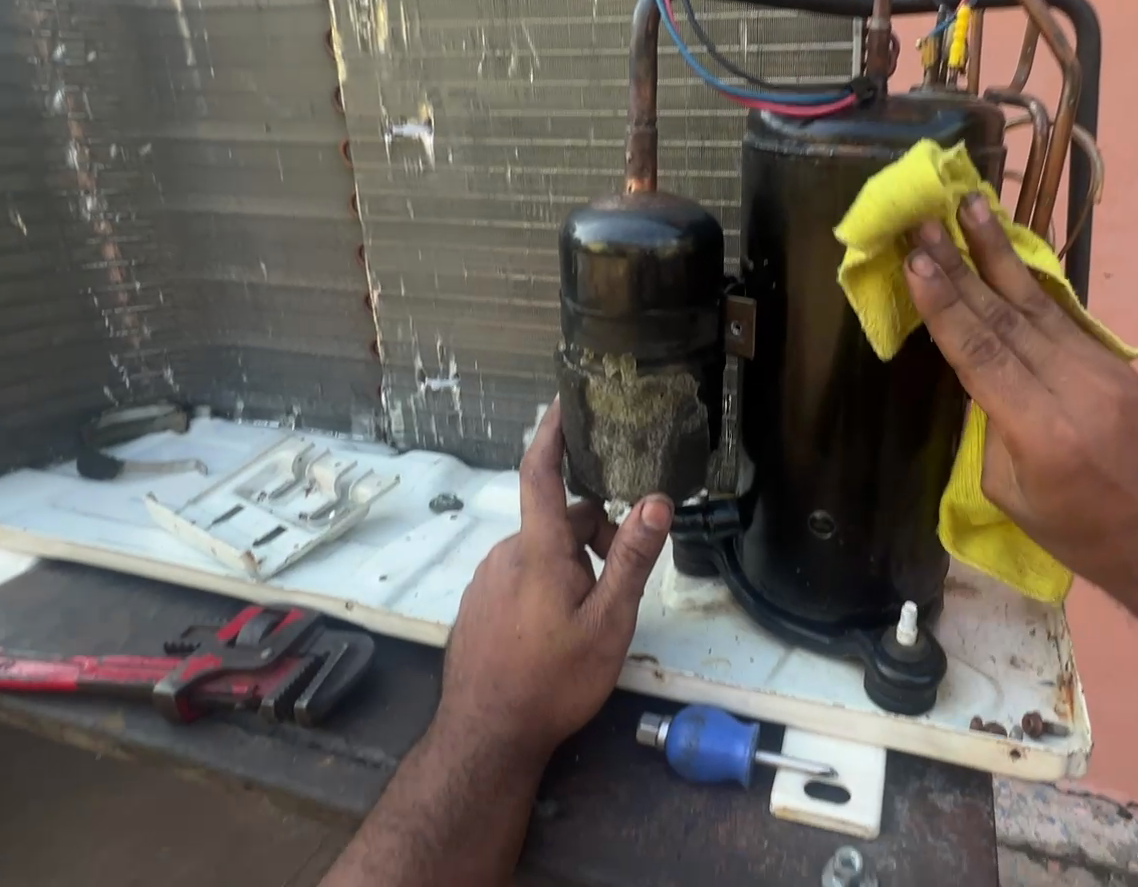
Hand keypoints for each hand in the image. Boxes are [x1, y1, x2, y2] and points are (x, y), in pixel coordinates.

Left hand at [434, 403, 671, 761]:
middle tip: (622, 579)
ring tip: (591, 612)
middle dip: (597, 535)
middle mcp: (506, 554)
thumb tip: (657, 500)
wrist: (485, 739)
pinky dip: (548, 580)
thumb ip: (634, 558)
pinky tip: (557, 626)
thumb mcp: (609, 622)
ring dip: (574, 562)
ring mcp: (487, 579)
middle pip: (560, 520)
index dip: (552, 432)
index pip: (541, 472)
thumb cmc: (553, 679)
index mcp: (538, 550)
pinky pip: (521, 572)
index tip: (562, 398)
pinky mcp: (479, 603)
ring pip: (543, 549)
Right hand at [902, 196, 1137, 589]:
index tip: (916, 260)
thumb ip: (992, 426)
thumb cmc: (1081, 533)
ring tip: (970, 207)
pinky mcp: (1115, 362)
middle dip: (960, 264)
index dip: (945, 304)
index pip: (982, 353)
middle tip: (927, 220)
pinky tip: (1006, 252)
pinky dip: (1027, 281)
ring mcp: (1101, 368)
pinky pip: (1061, 315)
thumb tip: (981, 375)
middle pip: (1005, 316)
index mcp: (1042, 430)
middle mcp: (1073, 386)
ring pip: (1036, 303)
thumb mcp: (1013, 493)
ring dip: (996, 253)